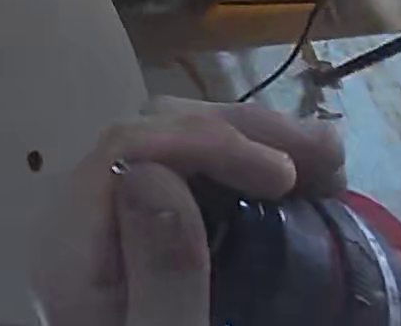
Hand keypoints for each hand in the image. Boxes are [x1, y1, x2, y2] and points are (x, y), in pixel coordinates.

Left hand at [31, 97, 345, 325]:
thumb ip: (160, 274)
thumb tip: (156, 173)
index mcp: (73, 232)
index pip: (131, 145)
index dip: (208, 140)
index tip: (283, 175)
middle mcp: (88, 200)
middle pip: (159, 126)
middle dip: (244, 130)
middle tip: (326, 154)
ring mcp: (117, 201)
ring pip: (180, 132)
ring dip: (253, 134)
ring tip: (326, 154)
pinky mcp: (146, 211)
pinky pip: (192, 159)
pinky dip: (244, 154)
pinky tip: (290, 168)